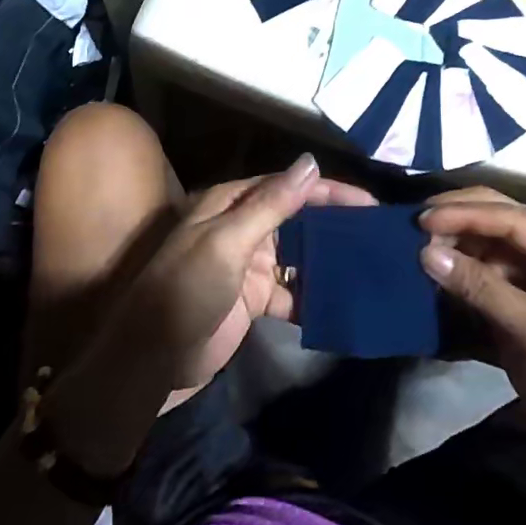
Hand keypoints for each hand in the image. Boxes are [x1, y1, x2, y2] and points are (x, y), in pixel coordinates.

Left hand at [107, 155, 373, 394]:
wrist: (150, 362)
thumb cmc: (185, 291)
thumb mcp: (227, 242)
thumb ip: (271, 204)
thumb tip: (311, 162)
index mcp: (231, 204)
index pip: (288, 186)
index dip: (328, 191)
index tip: (368, 202)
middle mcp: (243, 227)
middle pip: (297, 216)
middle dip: (333, 220)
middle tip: (375, 230)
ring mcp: (250, 263)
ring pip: (299, 251)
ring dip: (327, 255)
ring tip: (367, 260)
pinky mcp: (255, 297)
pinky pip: (293, 289)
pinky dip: (313, 293)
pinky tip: (340, 299)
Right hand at [419, 191, 525, 472]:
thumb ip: (483, 288)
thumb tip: (426, 253)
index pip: (516, 219)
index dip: (469, 214)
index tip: (424, 218)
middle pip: (501, 224)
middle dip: (459, 219)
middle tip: (413, 222)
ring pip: (486, 248)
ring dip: (453, 245)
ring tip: (413, 243)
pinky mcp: (518, 305)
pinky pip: (482, 276)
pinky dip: (457, 272)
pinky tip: (431, 269)